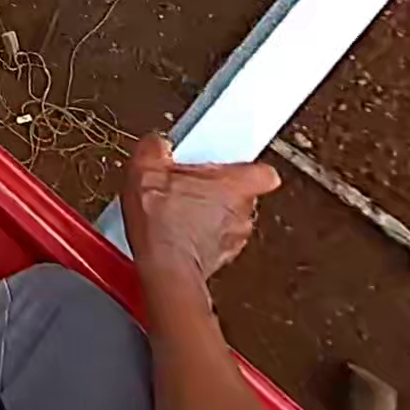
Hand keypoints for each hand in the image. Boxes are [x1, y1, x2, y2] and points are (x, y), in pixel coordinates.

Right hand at [121, 135, 279, 289]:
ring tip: (176, 204)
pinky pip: (216, 237)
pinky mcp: (222, 257)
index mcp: (233, 184)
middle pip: (240, 191)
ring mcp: (235, 238)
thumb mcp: (146, 166)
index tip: (224, 159)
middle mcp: (242, 212)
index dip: (244, 164)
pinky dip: (199, 231)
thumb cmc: (162, 221)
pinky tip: (174, 226)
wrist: (163, 266)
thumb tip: (158, 143)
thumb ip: (156, 146)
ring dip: (207, 210)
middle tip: (186, 180)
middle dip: (214, 186)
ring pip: (227, 215)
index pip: (263, 172)